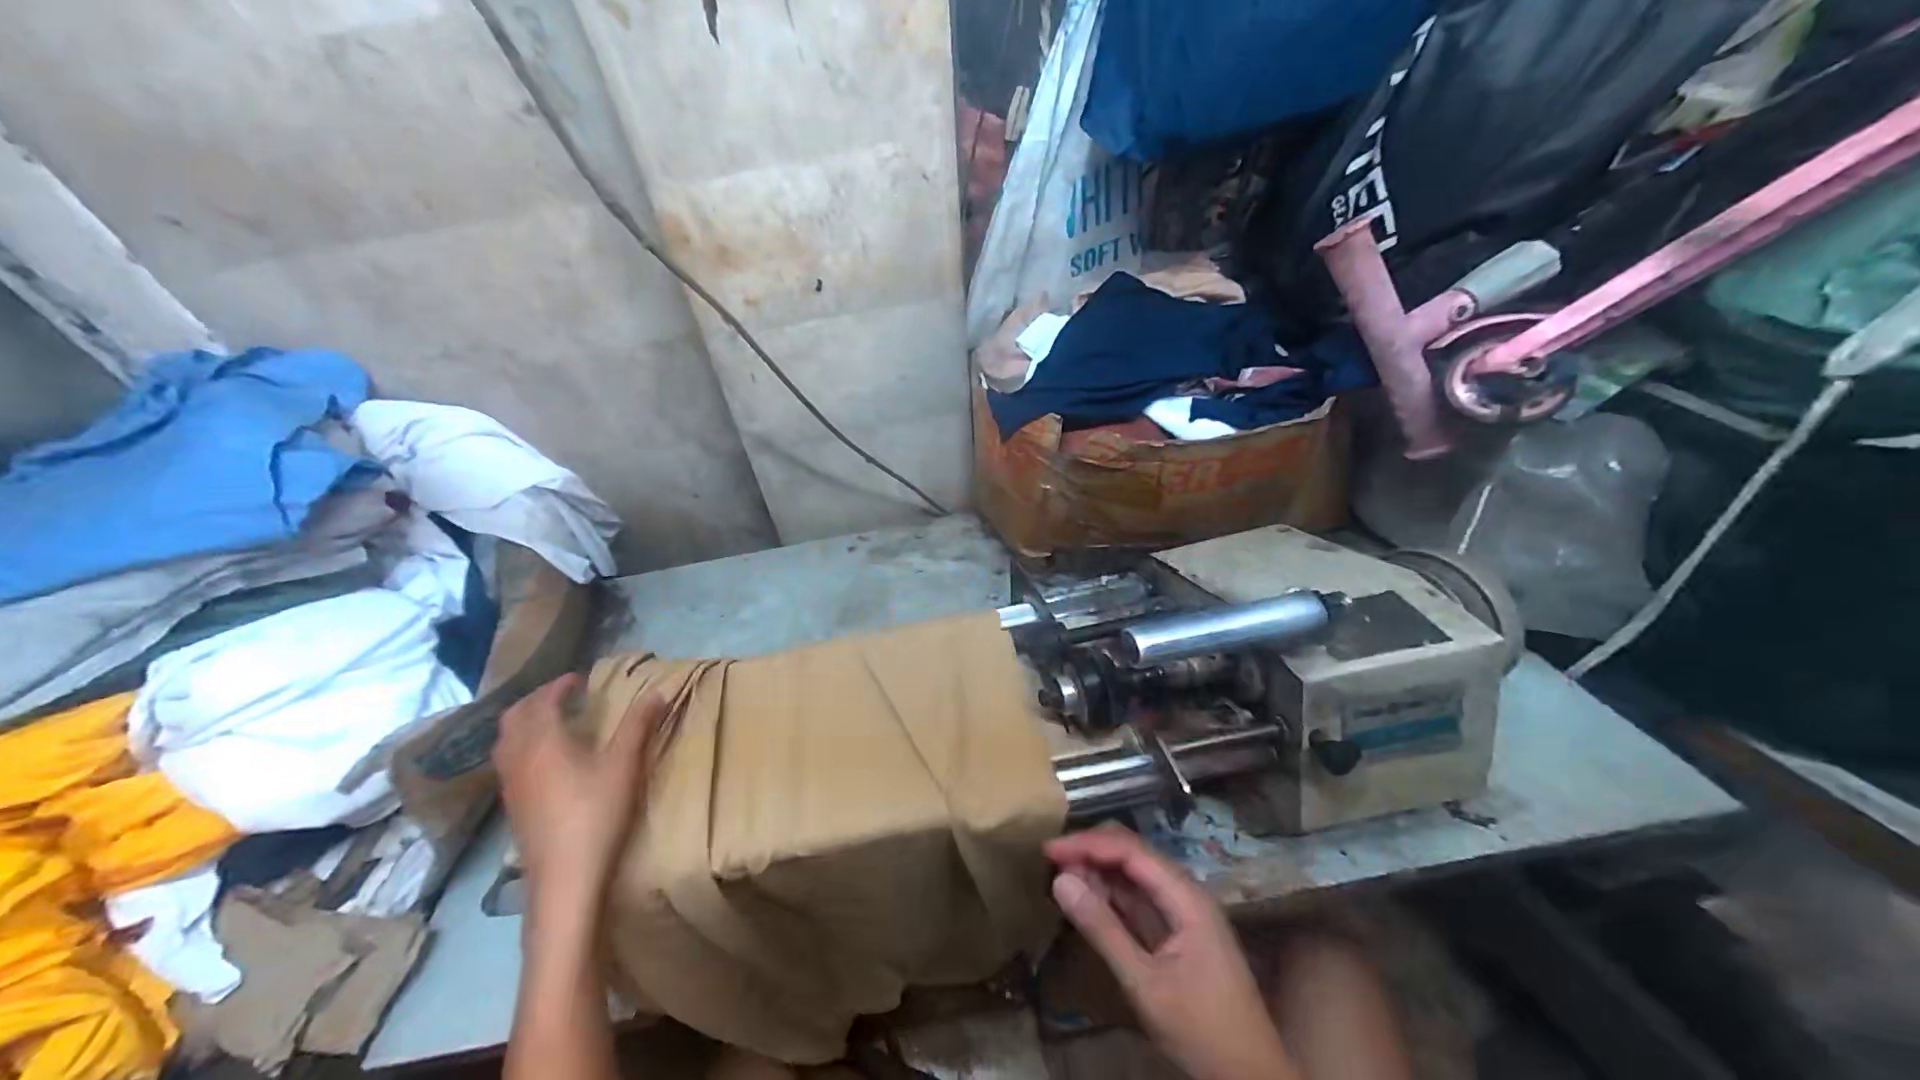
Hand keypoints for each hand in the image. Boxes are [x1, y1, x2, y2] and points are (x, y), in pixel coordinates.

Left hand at [494, 674, 663, 909]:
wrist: (564, 877)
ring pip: (505, 740)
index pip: (543, 701)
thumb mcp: (624, 765)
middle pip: (514, 716)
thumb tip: (658, 691)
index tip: (578, 679)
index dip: (559, 685)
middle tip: (562, 695)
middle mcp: (518, 757)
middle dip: (536, 699)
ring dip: (525, 722)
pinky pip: (508, 761)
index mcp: (543, 740)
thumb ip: (639, 725)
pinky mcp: (512, 806)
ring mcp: (510, 784)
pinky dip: (522, 745)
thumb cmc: (596, 813)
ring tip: (552, 721)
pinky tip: (545, 760)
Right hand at [1045, 826, 1298, 1079]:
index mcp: (1187, 897)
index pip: (1131, 851)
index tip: (1048, 849)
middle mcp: (1185, 894)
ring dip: (1098, 872)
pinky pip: (1138, 900)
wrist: (1249, 1077)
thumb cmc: (1201, 1029)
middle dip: (1091, 851)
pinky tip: (1086, 898)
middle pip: (1133, 854)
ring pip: (1133, 875)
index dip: (1088, 844)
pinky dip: (1109, 895)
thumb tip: (1060, 881)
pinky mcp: (1175, 933)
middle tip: (1050, 860)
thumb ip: (1103, 929)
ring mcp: (1182, 913)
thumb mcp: (1144, 983)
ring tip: (1060, 877)